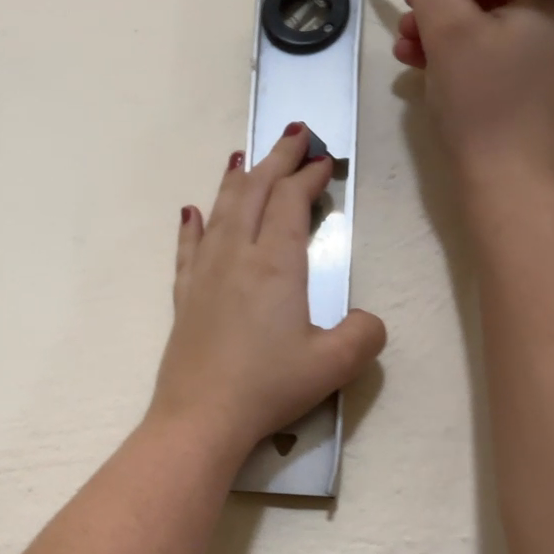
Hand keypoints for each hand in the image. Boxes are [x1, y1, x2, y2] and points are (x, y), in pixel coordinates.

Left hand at [148, 127, 387, 454]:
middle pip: (255, 192)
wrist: (200, 417)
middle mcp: (237, 257)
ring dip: (238, 180)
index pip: (292, 203)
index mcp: (276, 264)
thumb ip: (363, 335)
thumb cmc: (267, 389)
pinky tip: (193, 212)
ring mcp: (205, 275)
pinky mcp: (184, 299)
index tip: (324, 160)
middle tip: (294, 136)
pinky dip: (194, 225)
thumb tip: (368, 322)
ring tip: (246, 158)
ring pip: (221, 211)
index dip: (309, 176)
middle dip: (277, 159)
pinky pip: (188, 249)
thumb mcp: (334, 365)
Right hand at [394, 0, 553, 189]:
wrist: (507, 182)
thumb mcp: (450, 32)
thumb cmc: (483, 104)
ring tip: (407, 43)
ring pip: (498, 7)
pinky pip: (503, 39)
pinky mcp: (546, 72)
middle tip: (409, 4)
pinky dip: (464, 43)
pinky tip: (424, 61)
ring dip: (447, 18)